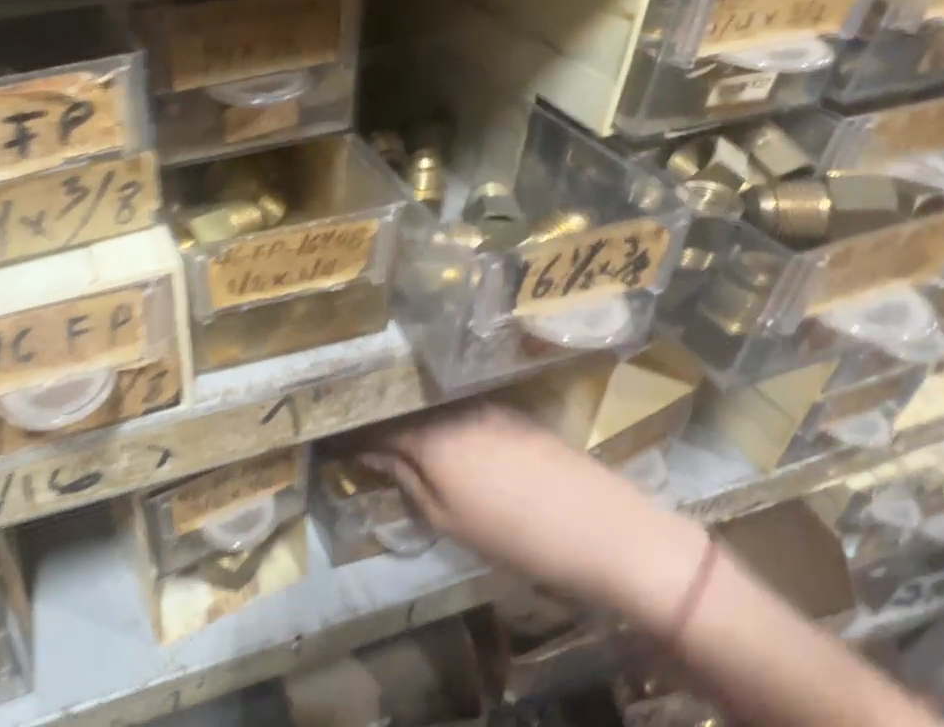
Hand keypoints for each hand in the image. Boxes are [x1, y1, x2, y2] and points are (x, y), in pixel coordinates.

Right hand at [364, 404, 706, 616]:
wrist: (608, 533)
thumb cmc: (516, 536)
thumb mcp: (448, 520)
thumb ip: (405, 480)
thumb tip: (370, 453)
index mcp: (429, 435)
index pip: (375, 423)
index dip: (352, 432)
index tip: (335, 440)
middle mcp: (453, 409)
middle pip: (405, 406)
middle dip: (382, 419)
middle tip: (363, 438)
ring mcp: (487, 407)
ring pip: (435, 406)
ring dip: (415, 419)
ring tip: (401, 439)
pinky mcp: (515, 414)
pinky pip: (463, 410)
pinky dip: (446, 422)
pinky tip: (447, 442)